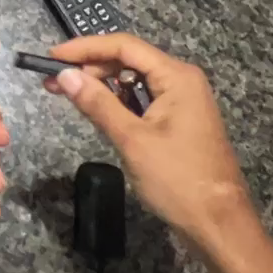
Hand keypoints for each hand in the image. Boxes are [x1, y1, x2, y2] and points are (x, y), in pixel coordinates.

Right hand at [45, 34, 258, 257]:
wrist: (220, 226)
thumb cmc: (179, 181)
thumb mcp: (132, 140)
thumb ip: (98, 103)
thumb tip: (65, 75)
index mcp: (176, 76)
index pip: (124, 46)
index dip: (85, 48)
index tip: (52, 57)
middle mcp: (182, 80)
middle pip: (129, 59)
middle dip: (91, 66)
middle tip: (55, 80)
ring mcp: (183, 100)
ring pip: (135, 79)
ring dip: (103, 84)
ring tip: (70, 93)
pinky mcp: (179, 120)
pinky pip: (144, 98)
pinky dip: (119, 100)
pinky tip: (98, 110)